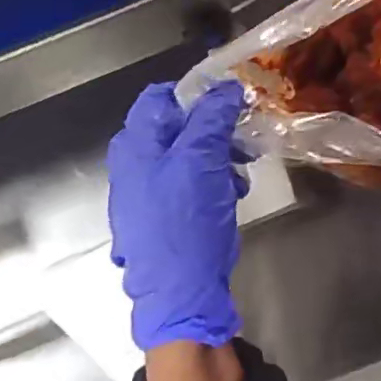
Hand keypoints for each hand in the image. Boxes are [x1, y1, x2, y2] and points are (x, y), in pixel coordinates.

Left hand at [109, 82, 250, 348]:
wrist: (179, 292)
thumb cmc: (186, 222)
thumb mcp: (202, 162)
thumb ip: (212, 119)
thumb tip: (225, 88)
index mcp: (135, 145)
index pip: (161, 97)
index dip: (197, 94)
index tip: (233, 104)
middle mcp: (134, 164)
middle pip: (177, 128)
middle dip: (215, 132)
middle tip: (245, 144)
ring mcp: (147, 192)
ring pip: (188, 157)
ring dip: (219, 159)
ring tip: (241, 177)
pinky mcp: (163, 215)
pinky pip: (189, 185)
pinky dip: (212, 183)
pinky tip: (230, 197)